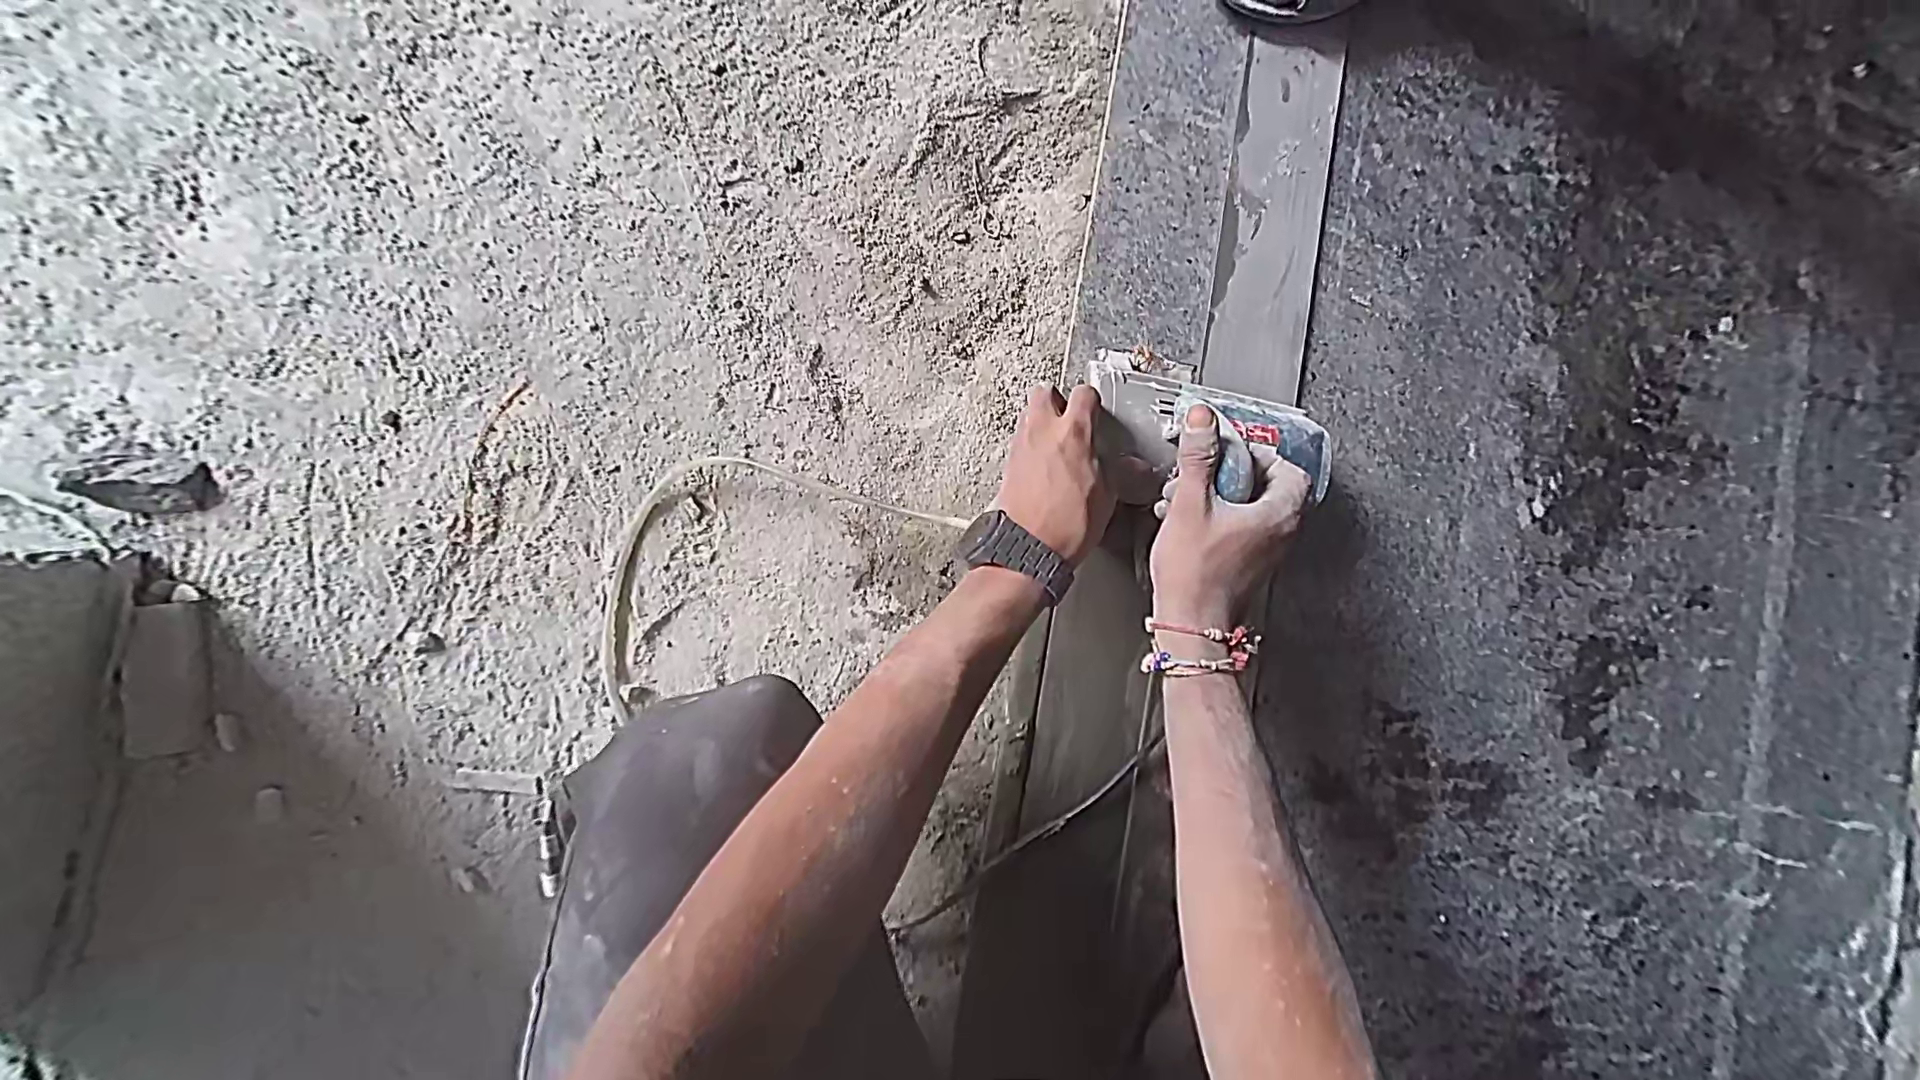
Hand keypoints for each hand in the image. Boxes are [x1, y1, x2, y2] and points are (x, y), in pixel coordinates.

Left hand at [995, 384, 1115, 565]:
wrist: (1028, 548)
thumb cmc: (1063, 526)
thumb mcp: (1106, 497)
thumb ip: (1115, 472)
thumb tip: (1128, 467)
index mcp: (1072, 433)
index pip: (1083, 394)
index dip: (1093, 400)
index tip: (1097, 411)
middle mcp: (1041, 432)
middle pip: (1044, 392)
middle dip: (1057, 399)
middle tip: (1070, 416)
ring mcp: (1020, 447)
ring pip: (1028, 414)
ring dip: (1041, 421)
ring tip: (1057, 441)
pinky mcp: (1008, 465)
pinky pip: (1020, 441)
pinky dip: (1031, 446)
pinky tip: (1043, 465)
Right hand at [1149, 404, 1309, 625]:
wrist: (1189, 623)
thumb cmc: (1196, 576)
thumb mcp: (1190, 504)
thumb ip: (1198, 458)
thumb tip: (1202, 422)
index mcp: (1279, 513)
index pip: (1285, 465)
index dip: (1254, 452)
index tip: (1225, 450)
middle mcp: (1281, 531)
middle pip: (1266, 483)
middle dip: (1229, 472)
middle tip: (1203, 473)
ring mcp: (1266, 549)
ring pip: (1250, 505)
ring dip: (1218, 494)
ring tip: (1187, 498)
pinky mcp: (1247, 562)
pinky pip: (1239, 526)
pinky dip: (1216, 515)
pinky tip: (1186, 521)